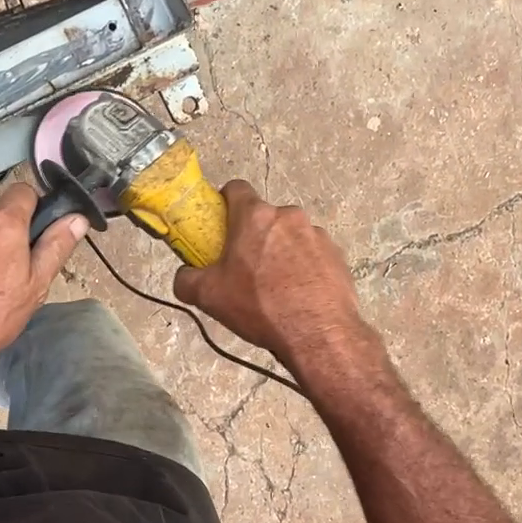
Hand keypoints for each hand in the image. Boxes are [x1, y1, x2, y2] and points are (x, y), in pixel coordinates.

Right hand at [172, 180, 371, 369]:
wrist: (319, 334)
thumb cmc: (259, 306)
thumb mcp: (208, 296)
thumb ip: (186, 280)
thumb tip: (184, 278)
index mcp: (255, 216)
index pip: (235, 188)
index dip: (225, 202)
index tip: (221, 225)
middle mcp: (288, 216)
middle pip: (264, 217)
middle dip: (253, 235)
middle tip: (244, 267)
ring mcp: (317, 234)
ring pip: (290, 235)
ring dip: (280, 251)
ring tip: (275, 286)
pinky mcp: (337, 255)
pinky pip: (312, 254)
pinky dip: (303, 267)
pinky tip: (298, 294)